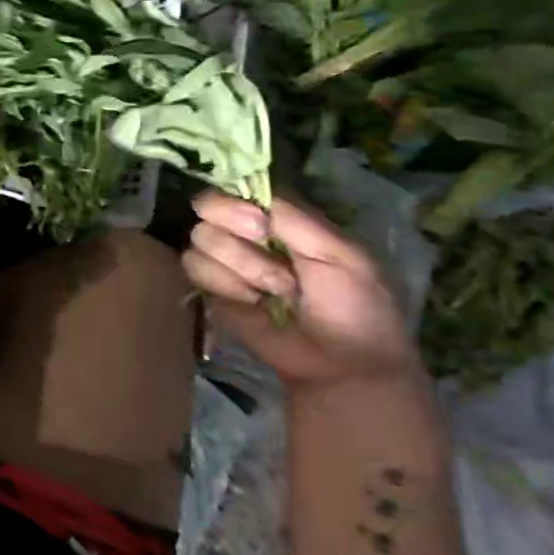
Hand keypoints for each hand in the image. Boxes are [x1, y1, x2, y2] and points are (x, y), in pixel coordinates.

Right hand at [185, 191, 420, 388]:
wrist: (344, 366)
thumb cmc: (357, 307)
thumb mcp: (342, 253)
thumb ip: (295, 218)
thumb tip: (246, 195)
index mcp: (278, 218)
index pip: (236, 188)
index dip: (237, 200)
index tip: (260, 224)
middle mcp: (244, 233)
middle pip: (207, 206)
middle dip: (234, 229)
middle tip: (264, 250)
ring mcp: (225, 261)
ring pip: (200, 238)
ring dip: (241, 265)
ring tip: (275, 291)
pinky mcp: (211, 290)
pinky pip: (195, 268)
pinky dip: (225, 285)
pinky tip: (252, 303)